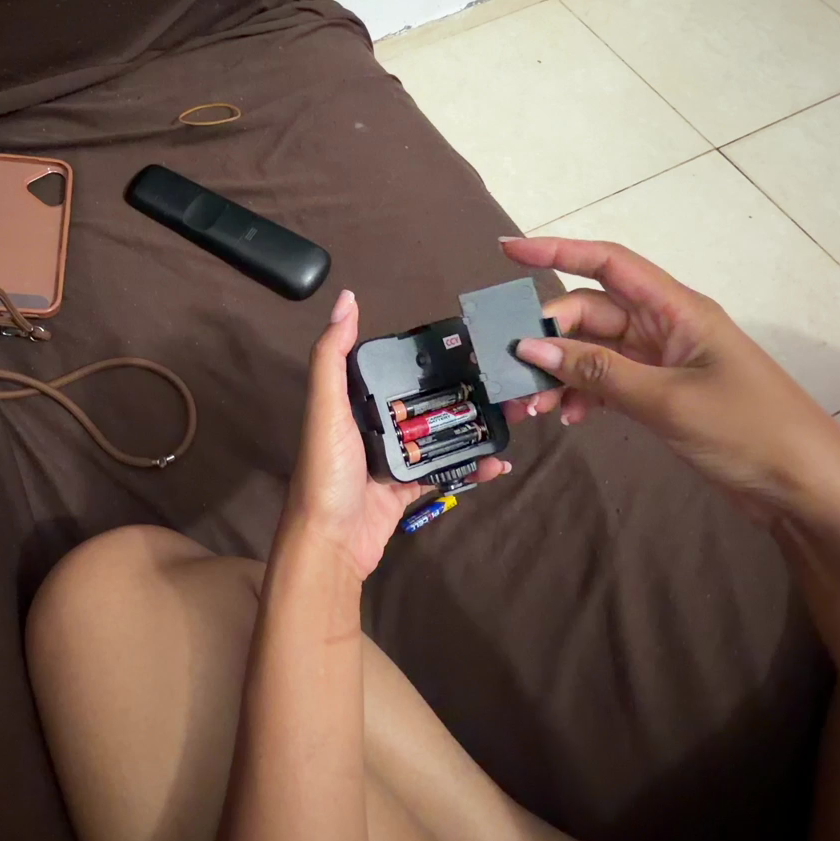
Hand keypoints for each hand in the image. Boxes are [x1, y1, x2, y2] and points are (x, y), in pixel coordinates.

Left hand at [282, 290, 509, 578]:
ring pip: (438, 435)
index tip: (470, 343)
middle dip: (462, 392)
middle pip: (423, 401)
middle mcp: (371, 425)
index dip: (427, 356)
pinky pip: (443, 472)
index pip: (394, 369)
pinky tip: (497, 462)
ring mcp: (391, 458)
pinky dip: (469, 467)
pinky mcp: (405, 489)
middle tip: (504, 382)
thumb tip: (347, 298)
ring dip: (472, 427)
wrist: (330, 542)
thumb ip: (332, 355)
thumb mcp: (326, 407)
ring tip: (512, 416)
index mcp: (352, 401)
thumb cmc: (328, 469)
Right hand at [500, 238, 839, 522]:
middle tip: (511, 371)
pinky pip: (603, 381)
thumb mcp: (666, 399)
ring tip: (530, 407)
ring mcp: (658, 361)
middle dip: (546, 337)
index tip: (507, 251)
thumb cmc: (747, 430)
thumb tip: (528, 347)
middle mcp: (662, 327)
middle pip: (588, 314)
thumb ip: (596, 371)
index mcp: (675, 309)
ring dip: (557, 373)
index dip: (556, 250)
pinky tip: (569, 417)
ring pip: (589, 352)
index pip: (607, 264)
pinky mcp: (656, 393)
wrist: (805, 489)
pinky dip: (581, 395)